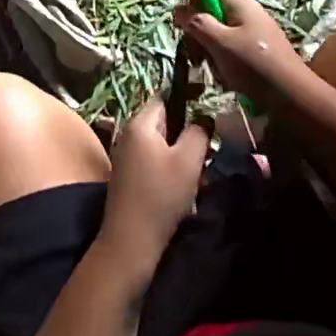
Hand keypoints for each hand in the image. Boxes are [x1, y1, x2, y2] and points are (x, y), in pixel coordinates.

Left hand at [100, 99, 210, 262]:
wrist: (131, 238)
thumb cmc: (161, 194)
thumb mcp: (188, 160)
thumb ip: (198, 132)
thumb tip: (202, 117)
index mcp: (139, 124)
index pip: (164, 98)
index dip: (187, 99)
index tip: (209, 110)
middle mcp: (128, 134)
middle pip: (164, 122)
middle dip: (188, 134)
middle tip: (208, 151)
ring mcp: (126, 155)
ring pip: (163, 144)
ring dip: (183, 155)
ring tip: (199, 174)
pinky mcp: (130, 175)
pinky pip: (155, 161)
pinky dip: (172, 168)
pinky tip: (184, 188)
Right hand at [172, 0, 309, 106]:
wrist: (292, 96)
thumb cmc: (254, 65)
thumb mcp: (219, 43)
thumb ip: (196, 23)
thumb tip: (179, 10)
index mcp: (240, 4)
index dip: (190, 4)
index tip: (183, 28)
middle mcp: (246, 14)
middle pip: (210, 14)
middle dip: (198, 34)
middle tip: (196, 56)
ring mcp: (252, 33)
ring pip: (217, 35)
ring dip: (209, 52)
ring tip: (213, 70)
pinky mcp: (256, 51)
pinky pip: (230, 50)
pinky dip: (223, 62)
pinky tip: (226, 78)